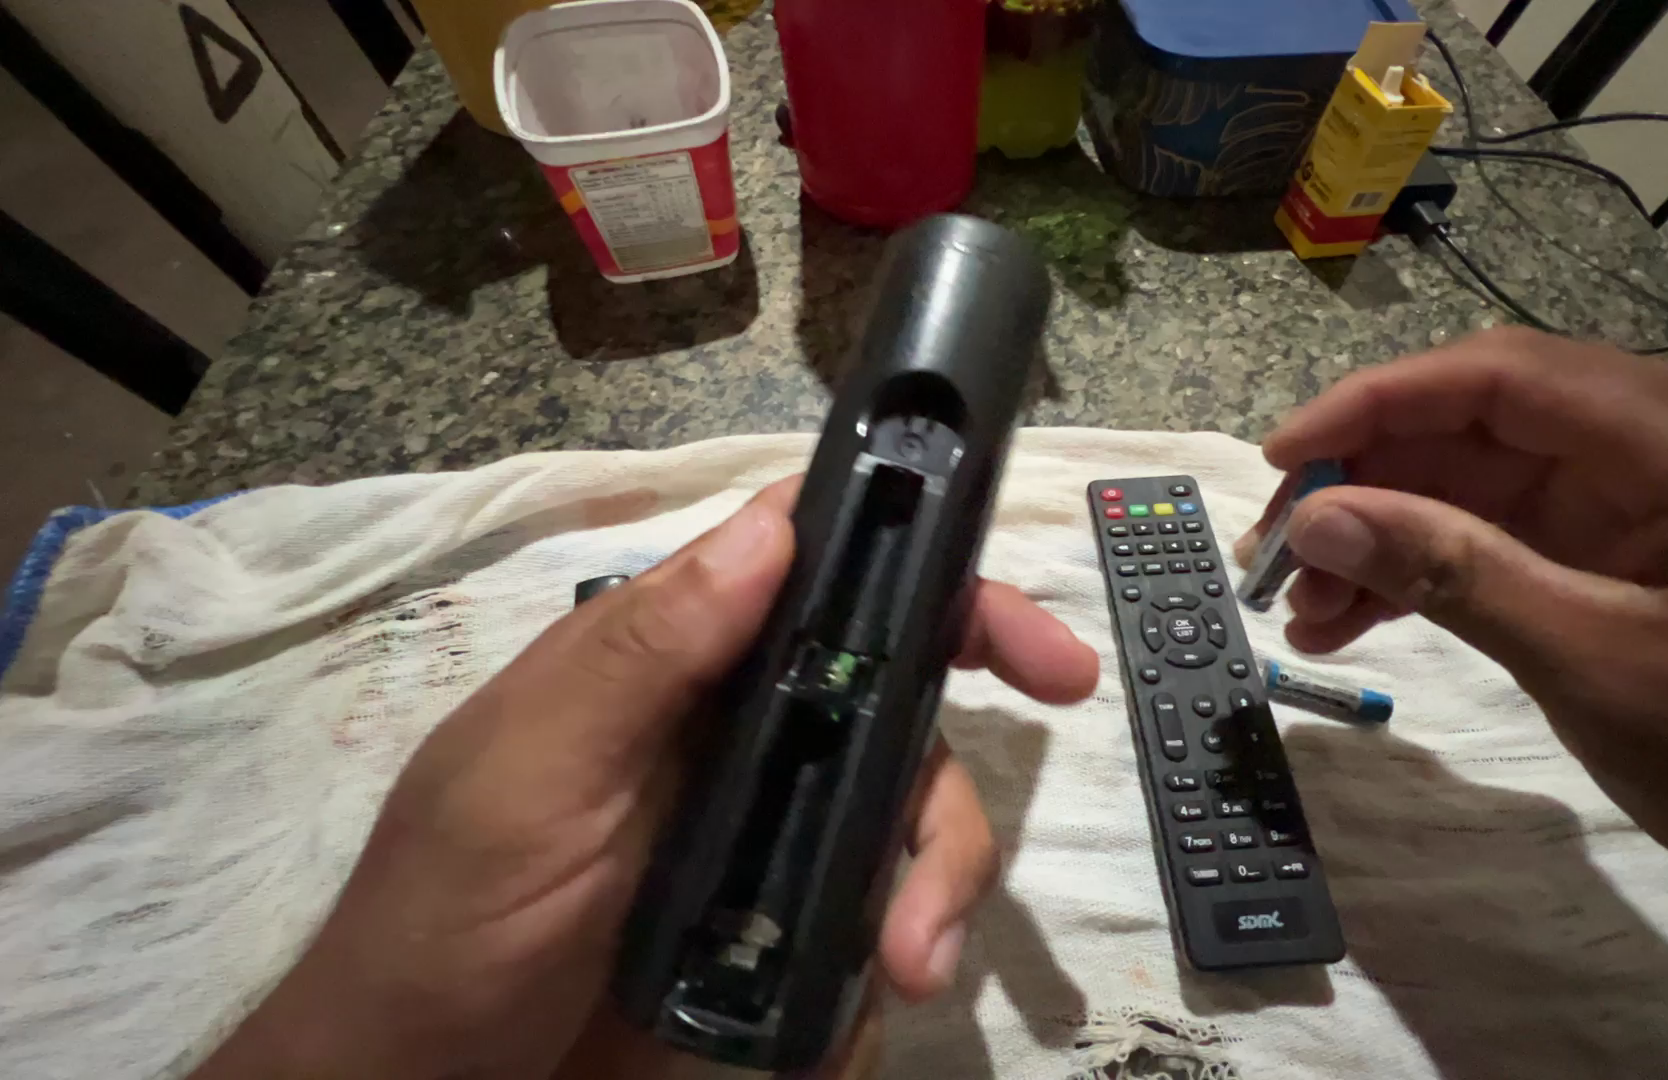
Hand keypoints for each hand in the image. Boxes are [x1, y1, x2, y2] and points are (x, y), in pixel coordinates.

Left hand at [191, 478, 1098, 1079]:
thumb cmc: (455, 921)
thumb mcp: (530, 773)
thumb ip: (642, 651)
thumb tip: (771, 528)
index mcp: (691, 653)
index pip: (815, 559)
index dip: (909, 543)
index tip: (983, 567)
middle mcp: (756, 711)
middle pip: (898, 659)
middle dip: (985, 660)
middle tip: (1066, 682)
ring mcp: (788, 806)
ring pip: (916, 786)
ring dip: (946, 860)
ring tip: (919, 955)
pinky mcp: (805, 898)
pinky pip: (895, 889)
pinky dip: (913, 926)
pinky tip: (886, 983)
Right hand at [1238, 329, 1667, 1062]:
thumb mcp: (1602, 668)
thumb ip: (1453, 574)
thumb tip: (1313, 521)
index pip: (1509, 378)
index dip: (1377, 403)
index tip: (1282, 456)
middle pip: (1474, 429)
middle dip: (1360, 487)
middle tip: (1274, 554)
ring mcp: (1642, 504)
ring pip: (1466, 488)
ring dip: (1373, 540)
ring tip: (1298, 611)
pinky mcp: (1613, 554)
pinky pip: (1489, 539)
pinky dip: (1413, 574)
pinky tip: (1346, 622)